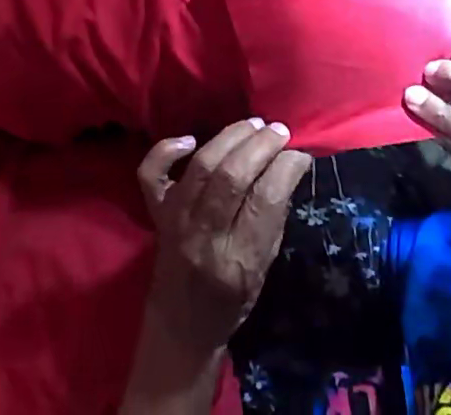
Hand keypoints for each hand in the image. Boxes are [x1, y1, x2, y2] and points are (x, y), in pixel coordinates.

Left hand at [134, 119, 312, 359]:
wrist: (180, 324)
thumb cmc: (231, 301)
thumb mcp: (263, 271)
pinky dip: (167, 150)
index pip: (263, 203)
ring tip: (253, 125)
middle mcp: (203, 237)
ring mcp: (174, 220)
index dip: (284, 171)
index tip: (299, 154)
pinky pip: (151, 173)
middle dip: (258, 148)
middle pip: (230, 179)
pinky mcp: (155, 211)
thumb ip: (272, 223)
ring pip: (199, 168)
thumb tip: (288, 169)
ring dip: (228, 139)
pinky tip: (190, 139)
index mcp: (238, 261)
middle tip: (278, 132)